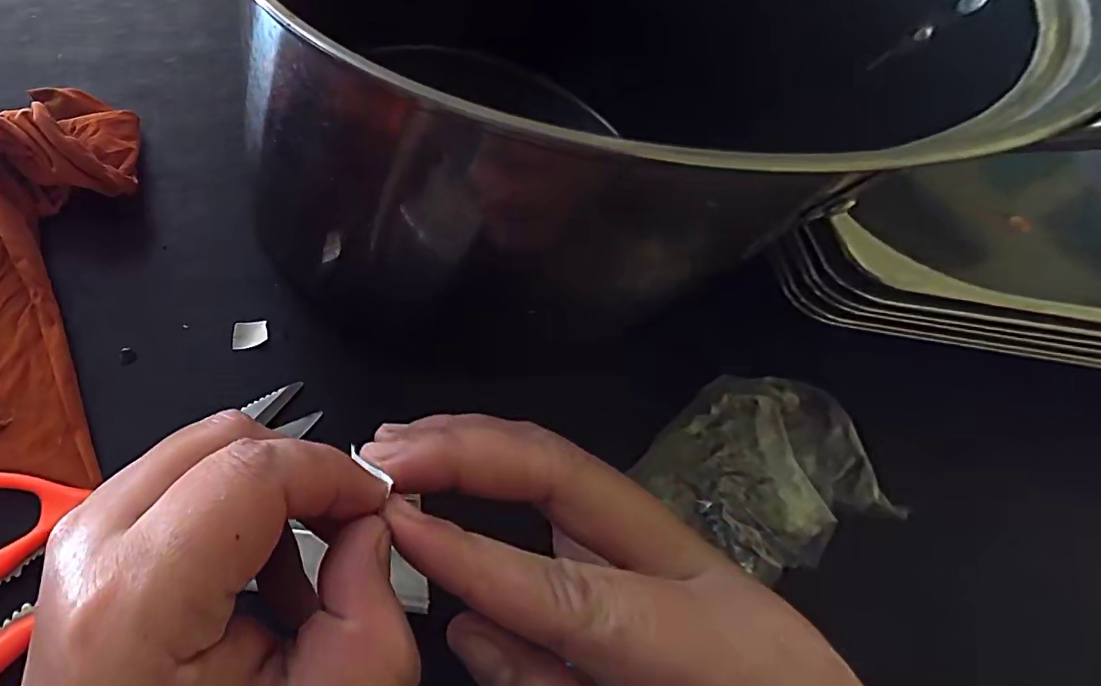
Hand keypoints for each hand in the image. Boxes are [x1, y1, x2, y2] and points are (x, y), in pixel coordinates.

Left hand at [24, 411, 419, 684]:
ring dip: (267, 492)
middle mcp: (92, 547)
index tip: (369, 498)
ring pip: (204, 449)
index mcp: (131, 597)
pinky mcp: (90, 536)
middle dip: (300, 472)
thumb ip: (365, 623)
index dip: (330, 471)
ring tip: (292, 573)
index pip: (253, 468)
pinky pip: (178, 477)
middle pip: (226, 439)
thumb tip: (367, 530)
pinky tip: (249, 573)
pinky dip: (232, 505)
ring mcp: (84, 534)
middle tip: (342, 522)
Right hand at [359, 415, 859, 685]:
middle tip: (387, 452)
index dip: (477, 559)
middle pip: (565, 474)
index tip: (400, 526)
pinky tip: (446, 450)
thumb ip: (548, 684)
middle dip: (467, 450)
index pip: (575, 596)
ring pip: (557, 456)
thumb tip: (465, 626)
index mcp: (713, 645)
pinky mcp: (648, 528)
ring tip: (399, 440)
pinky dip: (491, 453)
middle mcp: (690, 566)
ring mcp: (670, 536)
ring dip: (468, 438)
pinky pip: (557, 472)